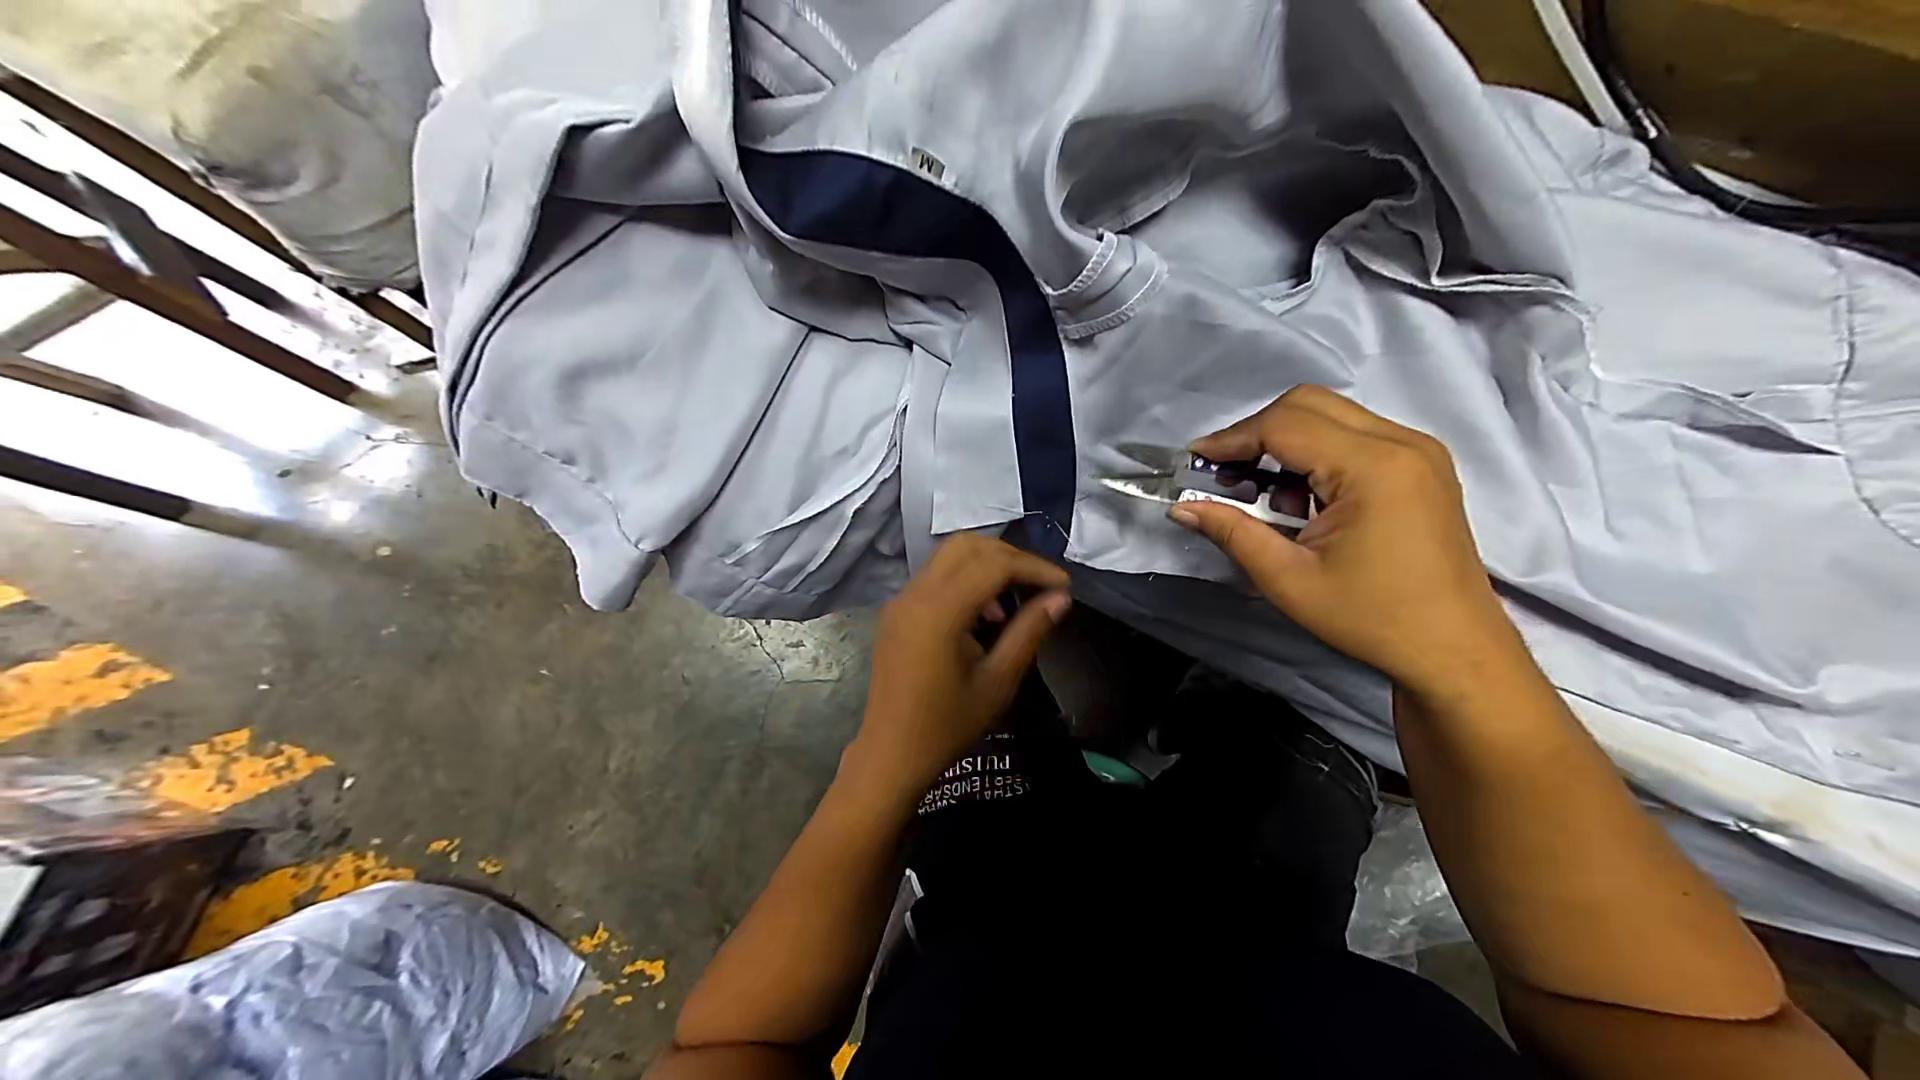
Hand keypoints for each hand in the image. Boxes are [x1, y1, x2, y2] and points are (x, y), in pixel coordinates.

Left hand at [849, 534, 1070, 792]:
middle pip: (968, 545)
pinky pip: (935, 576)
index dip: (1034, 567)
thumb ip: (1029, 632)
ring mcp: (900, 600)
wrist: (890, 754)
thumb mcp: (998, 681)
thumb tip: (1061, 598)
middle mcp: (914, 594)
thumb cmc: (947, 725)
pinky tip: (983, 617)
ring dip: (987, 566)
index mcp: (938, 611)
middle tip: (1040, 586)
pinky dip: (965, 580)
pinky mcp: (896, 611)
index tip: (1064, 586)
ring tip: (1012, 606)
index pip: (993, 563)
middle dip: (1010, 557)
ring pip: (949, 556)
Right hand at [1172, 385, 1519, 699]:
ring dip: (1286, 440)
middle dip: (1256, 431)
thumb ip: (1232, 532)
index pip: (1285, 424)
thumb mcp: (1287, 579)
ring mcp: (1419, 450)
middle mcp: (1402, 443)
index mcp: (1373, 468)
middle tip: (1225, 472)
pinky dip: (1316, 452)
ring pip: (1332, 414)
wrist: (1452, 648)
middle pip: (1309, 403)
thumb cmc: (1369, 617)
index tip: (1195, 460)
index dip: (1232, 438)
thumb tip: (1181, 507)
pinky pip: (1355, 434)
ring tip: (1261, 490)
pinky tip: (1302, 496)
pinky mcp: (1422, 465)